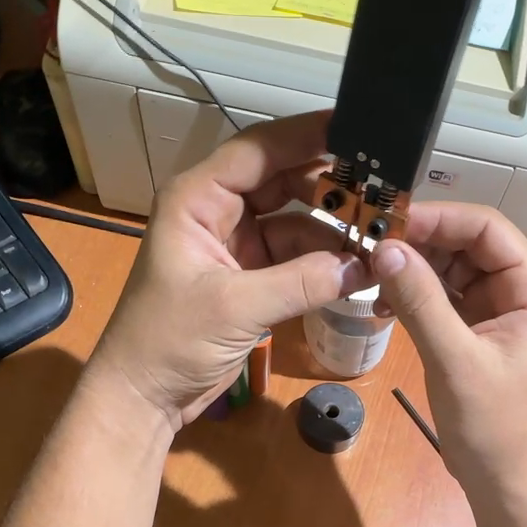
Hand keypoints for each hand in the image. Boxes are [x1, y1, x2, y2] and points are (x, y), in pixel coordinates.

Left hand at [89, 111, 366, 428]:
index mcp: (198, 199)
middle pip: (283, 183)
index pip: (259, 150)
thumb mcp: (235, 306)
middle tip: (380, 193)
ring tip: (376, 239)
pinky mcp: (250, 283)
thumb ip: (300, 282)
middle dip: (328, 190)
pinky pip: (294, 263)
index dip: (306, 136)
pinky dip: (321, 268)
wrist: (146, 396)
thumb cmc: (169, 340)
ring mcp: (236, 249)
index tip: (356, 131)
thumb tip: (361, 266)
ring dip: (330, 235)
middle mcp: (218, 214)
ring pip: (294, 226)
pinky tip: (355, 271)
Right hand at [372, 203, 526, 498]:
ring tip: (373, 278)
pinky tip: (384, 303)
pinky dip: (415, 295)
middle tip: (372, 249)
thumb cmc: (491, 425)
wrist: (500, 477)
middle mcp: (520, 290)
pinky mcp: (475, 329)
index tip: (390, 224)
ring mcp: (497, 309)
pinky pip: (443, 296)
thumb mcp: (454, 360)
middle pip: (467, 243)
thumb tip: (385, 248)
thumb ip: (420, 301)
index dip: (439, 219)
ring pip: (451, 268)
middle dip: (421, 243)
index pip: (487, 229)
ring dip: (413, 269)